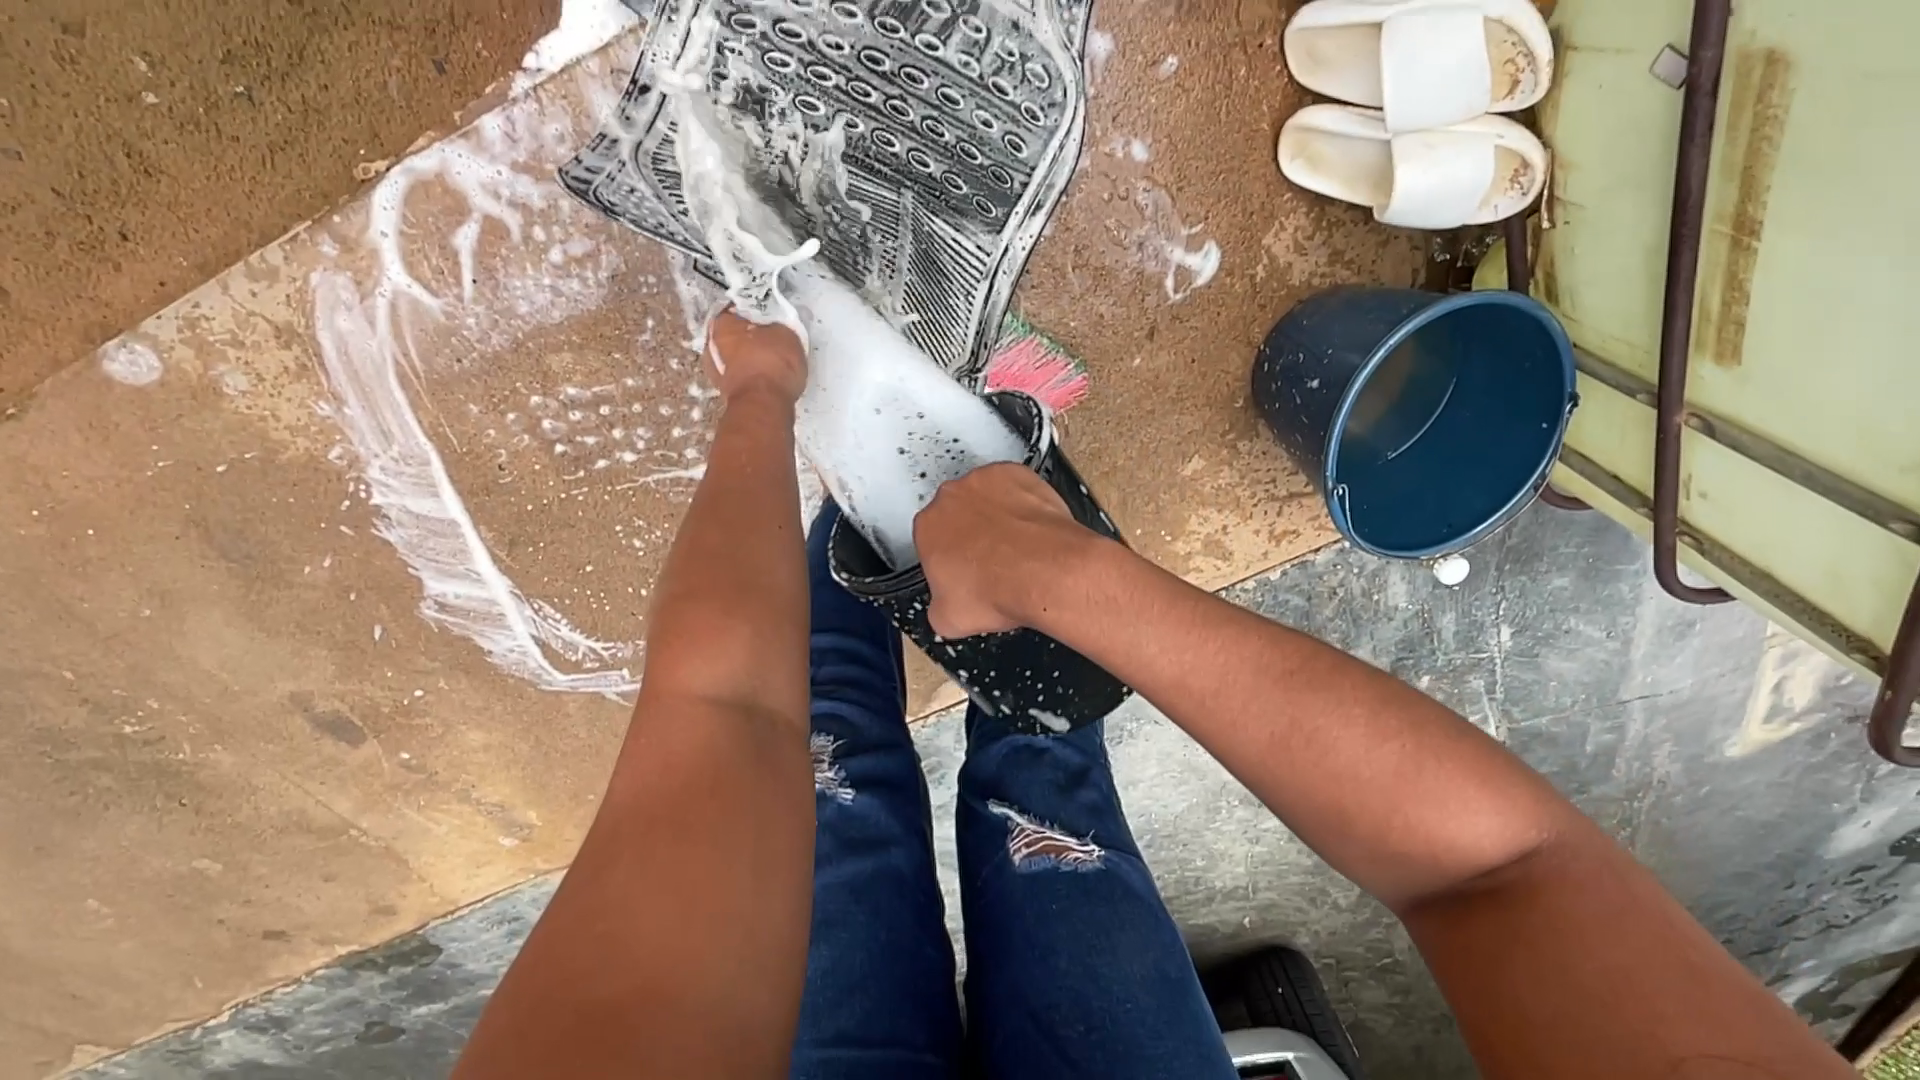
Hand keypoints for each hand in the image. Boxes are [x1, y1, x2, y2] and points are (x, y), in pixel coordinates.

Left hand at [705, 309, 806, 404]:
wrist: (764, 405)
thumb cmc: (772, 363)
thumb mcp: (787, 334)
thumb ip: (780, 325)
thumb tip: (780, 326)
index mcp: (722, 323)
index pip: (737, 309)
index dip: (755, 312)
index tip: (770, 317)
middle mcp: (712, 346)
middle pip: (734, 335)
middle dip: (750, 337)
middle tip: (772, 339)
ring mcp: (716, 372)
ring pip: (737, 357)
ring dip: (751, 358)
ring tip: (774, 361)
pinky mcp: (727, 393)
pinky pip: (742, 376)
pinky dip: (753, 376)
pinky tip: (769, 378)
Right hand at [914, 463, 1094, 637]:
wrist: (1045, 573)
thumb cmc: (1001, 588)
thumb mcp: (949, 619)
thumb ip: (938, 606)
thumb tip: (944, 609)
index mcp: (927, 527)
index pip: (929, 537)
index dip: (947, 555)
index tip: (961, 568)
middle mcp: (952, 498)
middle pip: (956, 512)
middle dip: (969, 532)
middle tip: (990, 559)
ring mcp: (985, 483)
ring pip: (985, 496)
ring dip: (996, 514)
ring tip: (1015, 546)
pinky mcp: (1017, 474)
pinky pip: (1015, 485)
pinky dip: (1023, 501)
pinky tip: (1031, 528)